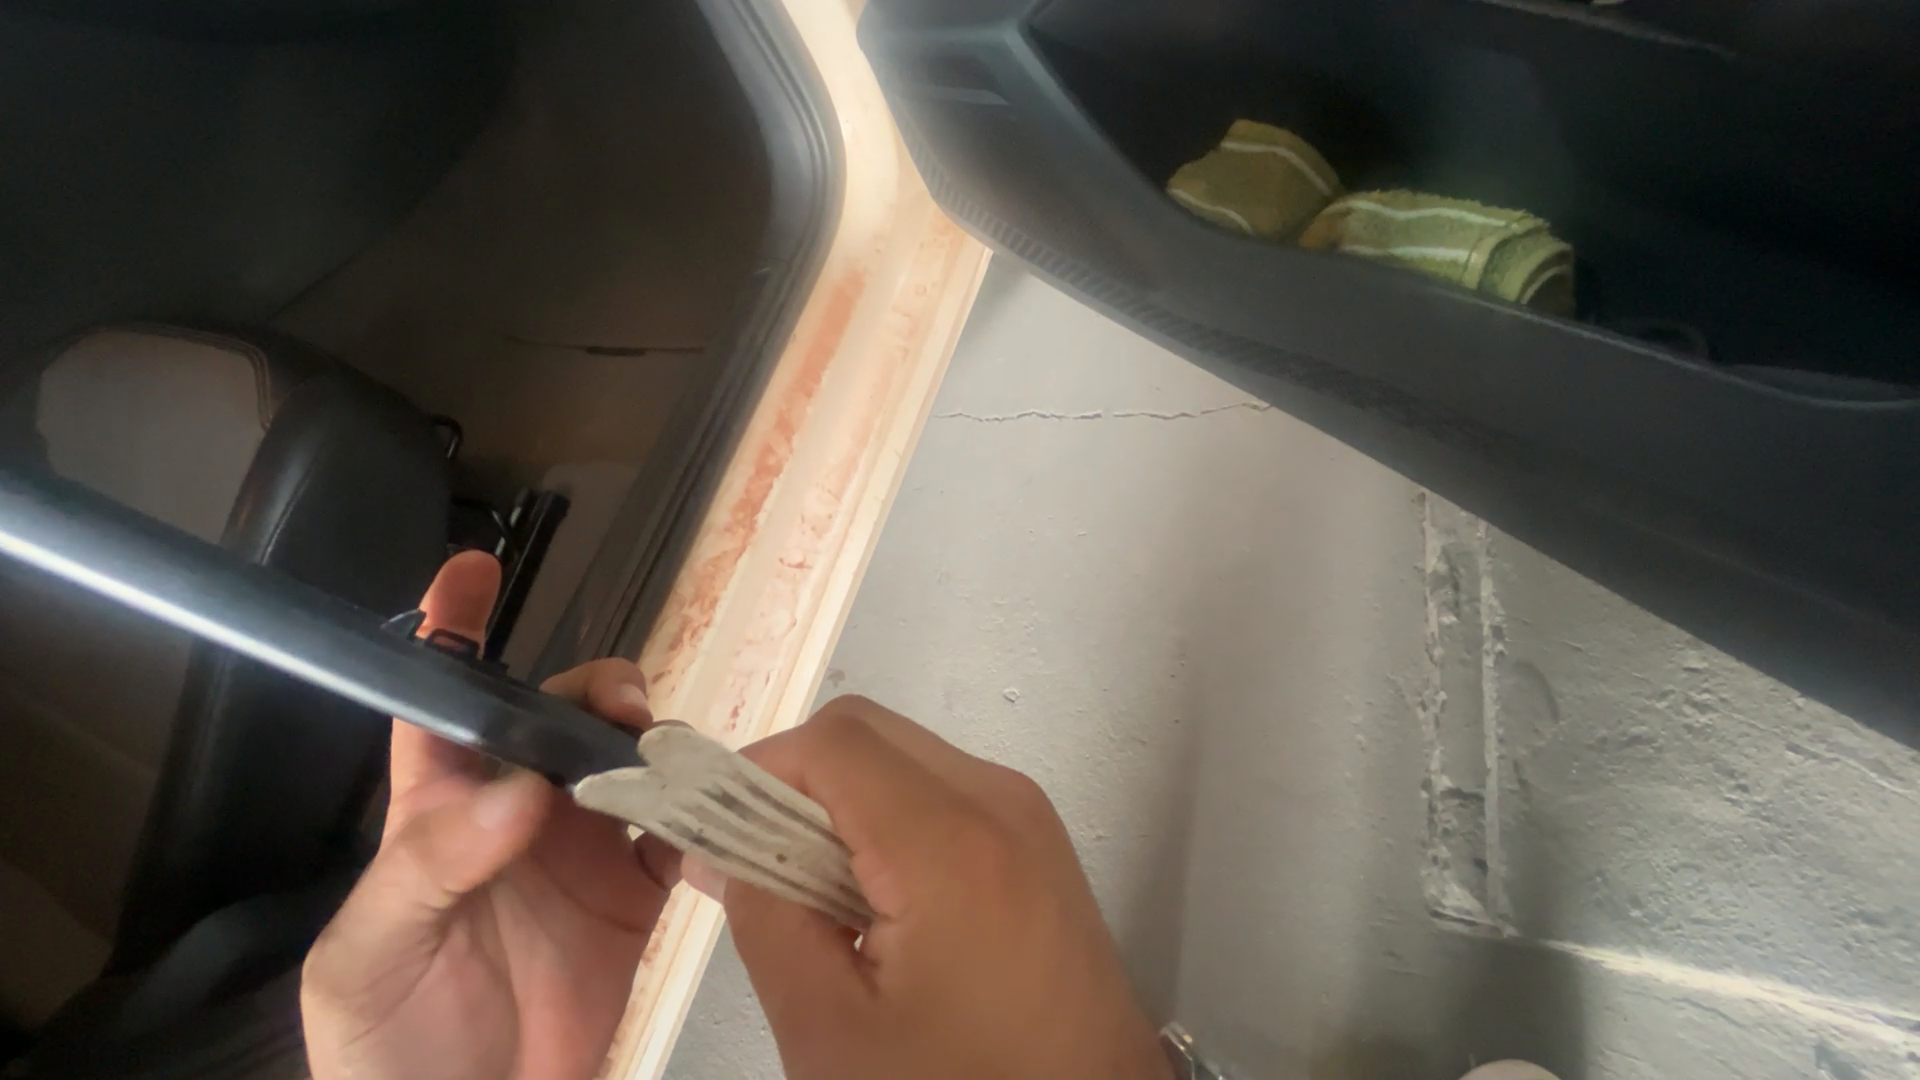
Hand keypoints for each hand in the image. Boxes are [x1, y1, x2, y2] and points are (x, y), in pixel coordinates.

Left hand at [301, 551, 678, 1079]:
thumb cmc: (398, 1047)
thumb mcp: (374, 958)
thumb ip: (431, 867)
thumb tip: (523, 792)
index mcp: (445, 809)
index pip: (444, 703)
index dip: (453, 631)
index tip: (474, 573)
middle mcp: (523, 808)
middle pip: (565, 715)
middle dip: (598, 691)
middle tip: (626, 710)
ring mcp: (588, 843)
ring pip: (633, 757)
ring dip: (658, 741)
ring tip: (672, 758)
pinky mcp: (641, 883)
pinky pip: (682, 824)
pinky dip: (701, 806)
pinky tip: (706, 809)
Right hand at [691, 695, 1168, 1079]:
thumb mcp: (832, 1031)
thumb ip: (767, 919)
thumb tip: (724, 846)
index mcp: (949, 839)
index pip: (834, 742)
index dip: (761, 769)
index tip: (720, 826)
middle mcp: (996, 796)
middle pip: (868, 731)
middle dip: (798, 778)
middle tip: (763, 859)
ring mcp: (1025, 808)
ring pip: (902, 751)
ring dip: (844, 796)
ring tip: (820, 886)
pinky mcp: (1035, 830)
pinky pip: (941, 782)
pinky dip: (890, 811)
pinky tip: (879, 889)